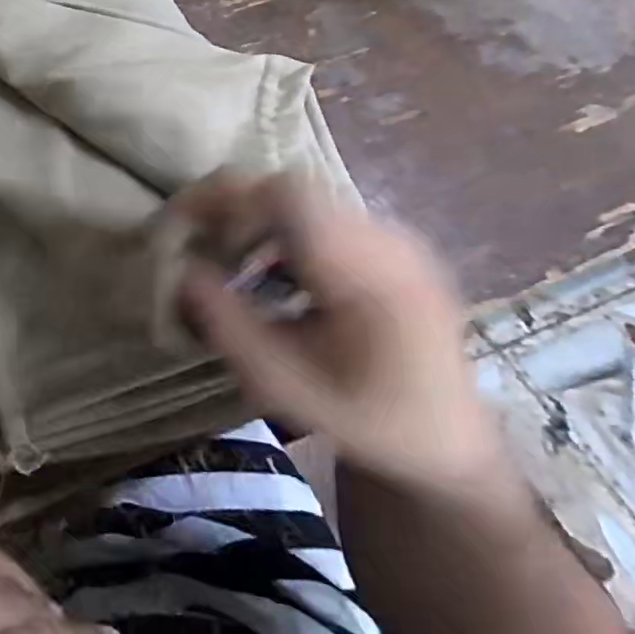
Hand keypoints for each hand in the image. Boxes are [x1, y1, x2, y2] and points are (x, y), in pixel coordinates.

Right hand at [175, 174, 505, 494]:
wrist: (452, 445)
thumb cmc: (370, 425)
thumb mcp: (288, 388)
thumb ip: (230, 327)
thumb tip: (182, 271)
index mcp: (368, 273)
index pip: (288, 193)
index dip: (231, 202)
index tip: (202, 238)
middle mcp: (387, 240)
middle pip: (292, 189)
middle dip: (236, 212)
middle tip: (206, 252)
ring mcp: (395, 239)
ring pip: (305, 198)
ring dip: (259, 222)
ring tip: (239, 268)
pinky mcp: (394, 245)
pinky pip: (324, 215)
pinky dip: (285, 232)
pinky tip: (278, 276)